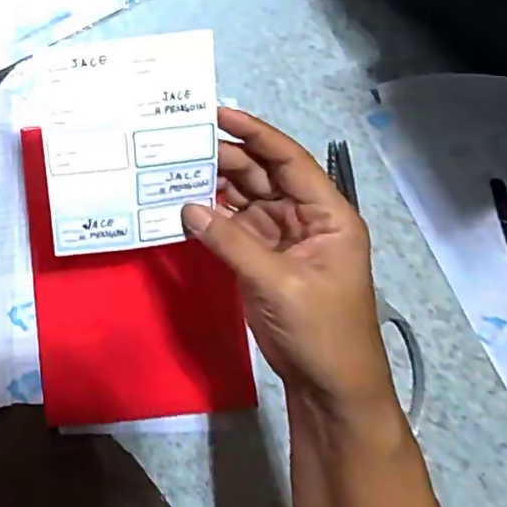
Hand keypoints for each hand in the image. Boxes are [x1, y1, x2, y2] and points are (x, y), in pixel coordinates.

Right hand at [182, 109, 393, 417]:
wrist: (330, 391)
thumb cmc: (323, 332)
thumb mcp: (282, 284)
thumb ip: (232, 242)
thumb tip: (187, 206)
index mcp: (327, 212)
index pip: (289, 159)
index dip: (256, 133)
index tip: (219, 114)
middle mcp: (304, 215)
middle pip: (263, 174)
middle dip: (227, 157)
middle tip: (183, 144)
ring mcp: (281, 236)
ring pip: (245, 197)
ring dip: (215, 183)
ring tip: (176, 167)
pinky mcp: (261, 257)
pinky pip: (233, 224)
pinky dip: (211, 214)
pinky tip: (184, 203)